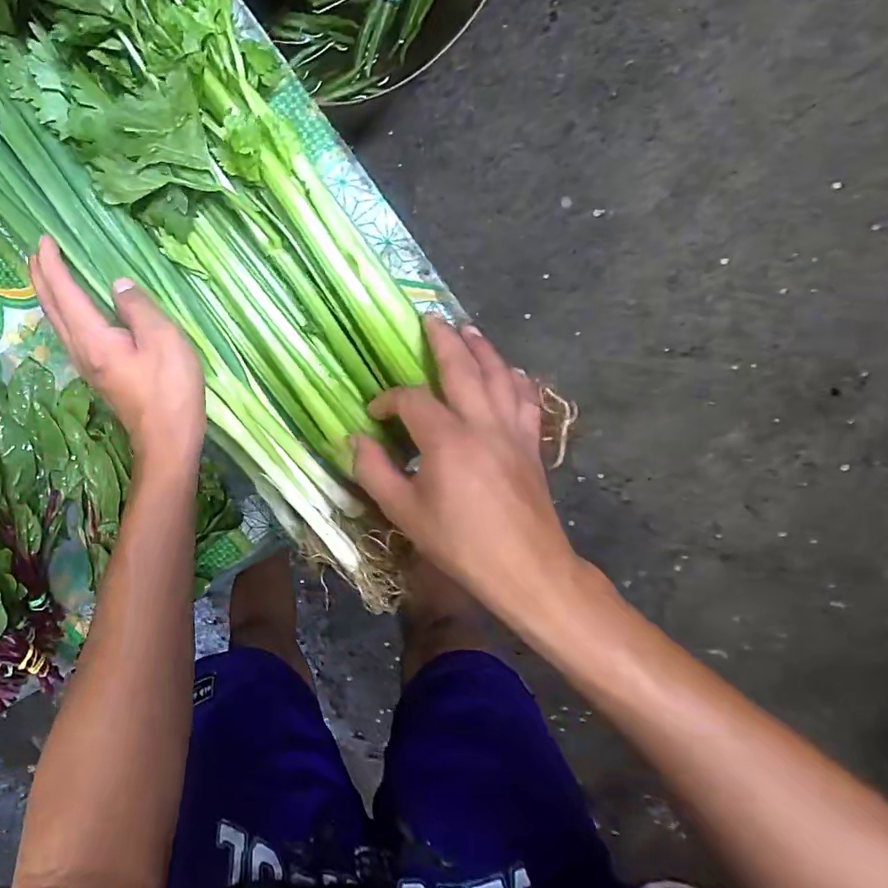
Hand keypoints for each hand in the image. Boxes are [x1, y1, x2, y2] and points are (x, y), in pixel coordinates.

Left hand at [30, 235, 203, 471]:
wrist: (167, 439)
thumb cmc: (170, 389)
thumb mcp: (163, 338)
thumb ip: (138, 307)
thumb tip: (117, 285)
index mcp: (93, 339)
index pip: (64, 293)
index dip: (52, 265)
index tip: (45, 239)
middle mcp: (81, 351)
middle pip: (52, 308)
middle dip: (41, 277)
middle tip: (37, 250)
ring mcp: (87, 365)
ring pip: (58, 322)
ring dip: (49, 294)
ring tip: (47, 272)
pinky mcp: (97, 374)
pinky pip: (70, 333)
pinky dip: (64, 311)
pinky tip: (72, 308)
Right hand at [351, 317, 591, 628]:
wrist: (526, 568)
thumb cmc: (459, 542)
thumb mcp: (403, 511)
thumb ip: (373, 471)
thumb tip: (356, 440)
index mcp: (446, 439)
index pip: (411, 400)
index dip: (387, 400)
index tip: (373, 414)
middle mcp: (482, 424)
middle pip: (463, 368)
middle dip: (444, 341)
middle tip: (431, 319)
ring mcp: (513, 432)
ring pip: (500, 376)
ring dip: (483, 349)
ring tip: (469, 329)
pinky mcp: (531, 445)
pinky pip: (527, 399)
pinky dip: (517, 379)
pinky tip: (511, 371)